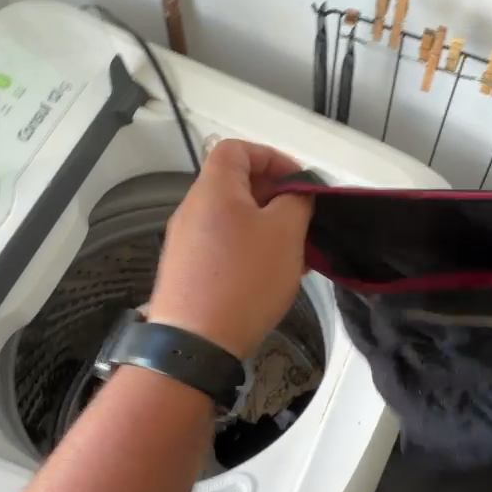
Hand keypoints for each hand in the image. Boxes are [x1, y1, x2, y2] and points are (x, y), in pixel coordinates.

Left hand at [146, 140, 313, 359]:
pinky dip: (252, 250)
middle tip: (304, 220)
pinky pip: (225, 247)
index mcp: (214, 189)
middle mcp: (193, 209)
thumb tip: (297, 192)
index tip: (300, 182)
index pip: (237, 148)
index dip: (272, 157)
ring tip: (295, 253)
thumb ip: (297, 201)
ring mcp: (187, 242)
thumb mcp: (285, 232)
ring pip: (235, 219)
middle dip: (276, 196)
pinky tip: (273, 276)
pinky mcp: (189, 271)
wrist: (196, 343)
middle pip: (237, 184)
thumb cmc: (244, 279)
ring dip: (268, 227)